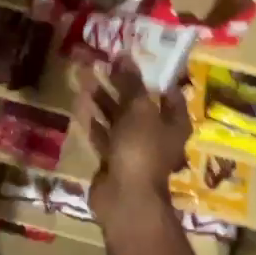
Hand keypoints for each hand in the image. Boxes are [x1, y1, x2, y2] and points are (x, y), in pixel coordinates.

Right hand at [82, 59, 190, 228]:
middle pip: (139, 105)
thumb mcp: (139, 110)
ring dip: (104, 100)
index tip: (135, 57)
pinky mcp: (114, 161)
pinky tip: (81, 105)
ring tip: (86, 77)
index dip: (153, 75)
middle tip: (104, 62)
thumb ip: (132, 84)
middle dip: (122, 85)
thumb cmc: (141, 148)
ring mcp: (135, 150)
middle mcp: (157, 135)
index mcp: (174, 123)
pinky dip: (95, 122)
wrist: (125, 197)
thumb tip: (126, 57)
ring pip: (119, 119)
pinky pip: (104, 136)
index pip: (168, 93)